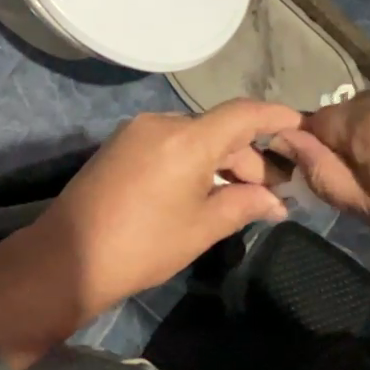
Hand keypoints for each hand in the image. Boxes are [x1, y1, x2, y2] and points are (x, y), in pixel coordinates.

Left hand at [0, 100, 302, 369]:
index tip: (301, 126)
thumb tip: (276, 201)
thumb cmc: (143, 244)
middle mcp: (161, 122)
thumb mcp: (201, 228)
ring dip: (219, 159)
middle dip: (248, 156)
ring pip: (193, 135)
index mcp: (186, 137)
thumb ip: (243, 204)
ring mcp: (137, 131)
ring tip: (238, 196)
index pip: (243, 113)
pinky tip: (202, 190)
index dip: (276, 116)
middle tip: (269, 194)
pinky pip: (169, 142)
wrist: (68, 257)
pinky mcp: (121, 144)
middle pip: (218, 127)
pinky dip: (192, 159)